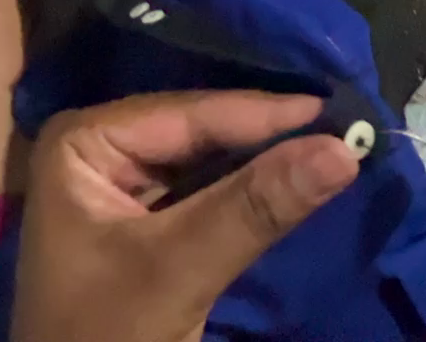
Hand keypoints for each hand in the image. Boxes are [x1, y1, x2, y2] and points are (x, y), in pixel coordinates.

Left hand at [11, 91, 359, 341]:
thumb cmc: (104, 337)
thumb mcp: (176, 270)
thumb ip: (252, 208)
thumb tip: (340, 150)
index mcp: (84, 139)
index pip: (185, 114)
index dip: (262, 112)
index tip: (335, 106)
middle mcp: (98, 144)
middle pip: (194, 129)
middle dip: (265, 130)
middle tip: (341, 120)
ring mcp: (118, 179)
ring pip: (202, 156)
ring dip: (261, 155)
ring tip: (329, 138)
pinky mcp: (141, 216)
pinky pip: (201, 186)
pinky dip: (245, 186)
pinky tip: (289, 173)